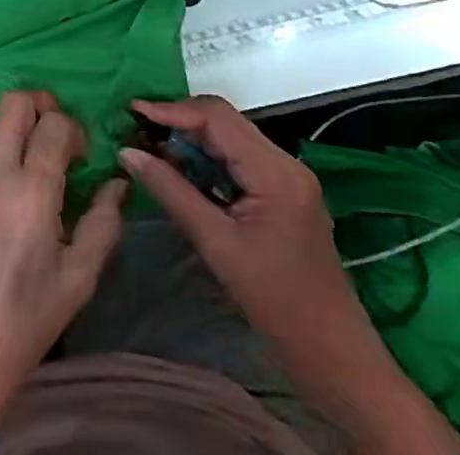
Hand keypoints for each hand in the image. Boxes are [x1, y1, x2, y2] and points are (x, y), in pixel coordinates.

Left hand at [0, 90, 124, 451]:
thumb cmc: (26, 320)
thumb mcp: (80, 277)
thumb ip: (104, 221)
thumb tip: (117, 183)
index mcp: (31, 192)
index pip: (54, 124)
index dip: (76, 130)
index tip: (84, 158)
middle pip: (14, 102)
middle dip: (44, 106)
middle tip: (61, 138)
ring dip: (19, 122)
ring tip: (39, 156)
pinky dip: (0, 141)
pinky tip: (16, 177)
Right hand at [119, 96, 345, 332]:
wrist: (331, 348)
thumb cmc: (274, 300)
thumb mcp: (215, 244)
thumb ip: (171, 191)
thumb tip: (128, 154)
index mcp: (275, 172)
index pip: (218, 119)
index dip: (172, 110)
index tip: (133, 111)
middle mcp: (285, 163)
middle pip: (226, 121)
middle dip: (179, 120)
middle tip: (137, 128)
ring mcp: (288, 175)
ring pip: (232, 137)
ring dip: (192, 137)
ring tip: (151, 146)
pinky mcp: (284, 190)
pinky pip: (240, 158)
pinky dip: (208, 157)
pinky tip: (181, 169)